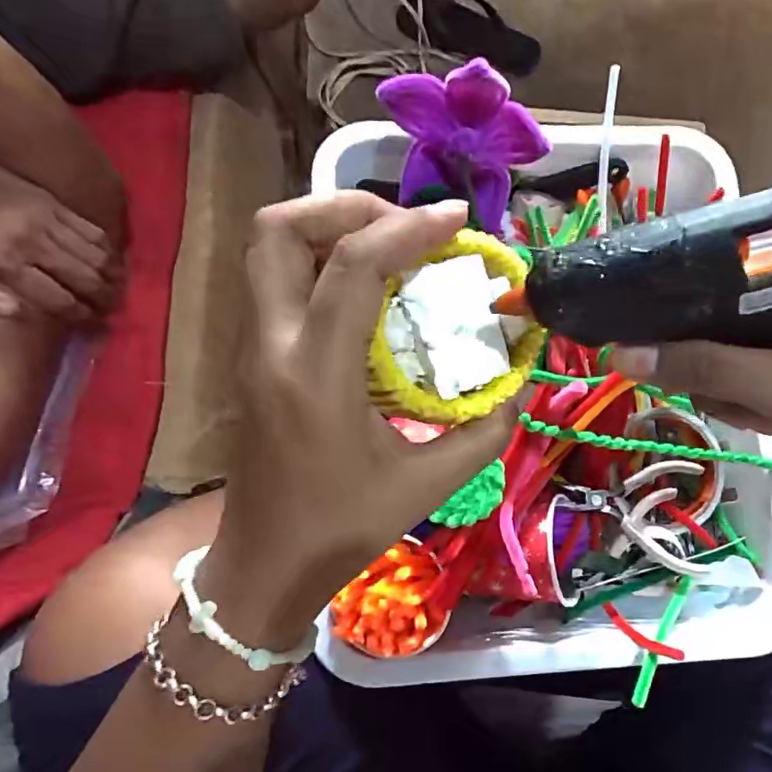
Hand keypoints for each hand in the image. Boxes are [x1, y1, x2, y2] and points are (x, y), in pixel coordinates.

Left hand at [0, 126, 118, 320]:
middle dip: (104, 299)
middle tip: (112, 310)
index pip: (59, 298)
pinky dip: (107, 248)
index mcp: (4, 260)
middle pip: (87, 277)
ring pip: (97, 254)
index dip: (80, 316)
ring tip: (117, 289)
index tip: (91, 324)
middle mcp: (34, 240)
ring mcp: (46, 217)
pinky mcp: (50, 199)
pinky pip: (91, 229)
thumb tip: (21, 314)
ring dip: (112, 276)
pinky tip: (108, 260)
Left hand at [197, 193, 518, 648]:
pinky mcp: (255, 359)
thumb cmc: (343, 528)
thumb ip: (485, 431)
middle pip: (278, 230)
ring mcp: (253, 349)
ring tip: (392, 248)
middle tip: (405, 227)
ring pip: (268, 249)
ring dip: (329, 230)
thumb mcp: (429, 484)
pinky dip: (323, 264)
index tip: (457, 221)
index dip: (408, 230)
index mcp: (315, 374)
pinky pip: (280, 282)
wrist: (267, 563)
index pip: (353, 268)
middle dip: (345, 207)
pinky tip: (373, 295)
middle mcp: (271, 346)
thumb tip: (518, 386)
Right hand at [608, 277, 771, 461]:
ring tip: (763, 415)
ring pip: (739, 335)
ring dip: (736, 382)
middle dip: (717, 360)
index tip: (659, 334)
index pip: (725, 252)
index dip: (683, 292)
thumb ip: (707, 367)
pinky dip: (756, 388)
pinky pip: (762, 355)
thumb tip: (623, 353)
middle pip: (725, 303)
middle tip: (729, 399)